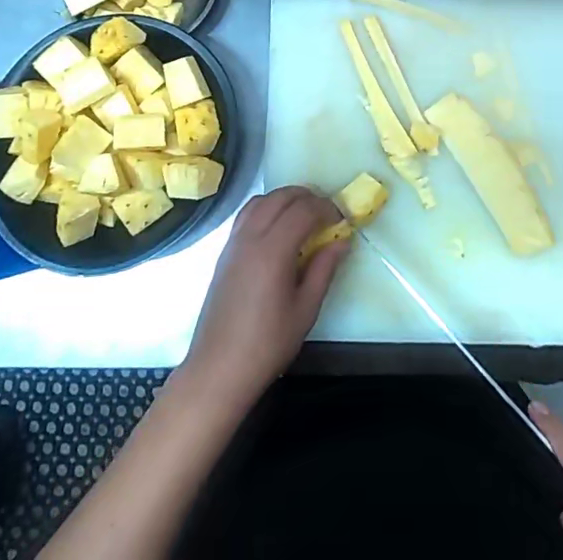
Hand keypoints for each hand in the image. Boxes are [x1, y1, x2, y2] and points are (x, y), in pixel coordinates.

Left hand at [179, 186, 348, 408]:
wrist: (220, 364)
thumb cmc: (268, 343)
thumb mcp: (306, 309)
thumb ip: (324, 269)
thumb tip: (341, 241)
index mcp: (272, 250)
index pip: (302, 210)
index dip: (326, 208)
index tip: (342, 219)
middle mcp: (250, 237)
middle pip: (280, 198)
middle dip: (307, 197)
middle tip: (327, 213)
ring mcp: (233, 242)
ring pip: (260, 201)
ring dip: (284, 199)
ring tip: (305, 216)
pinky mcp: (224, 251)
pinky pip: (246, 215)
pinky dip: (266, 208)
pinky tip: (278, 229)